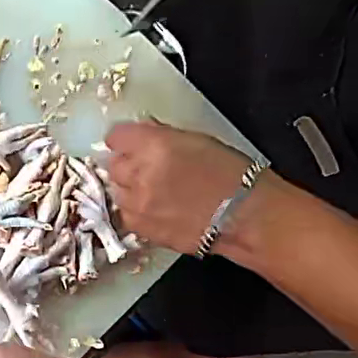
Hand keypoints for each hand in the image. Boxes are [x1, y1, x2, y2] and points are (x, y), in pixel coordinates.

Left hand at [104, 121, 263, 254]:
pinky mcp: (138, 225)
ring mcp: (136, 202)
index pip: (117, 137)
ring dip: (129, 188)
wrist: (244, 217)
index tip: (128, 143)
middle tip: (145, 169)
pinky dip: (134, 210)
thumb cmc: (232, 175)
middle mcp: (139, 173)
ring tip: (154, 191)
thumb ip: (163, 136)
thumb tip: (145, 132)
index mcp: (156, 146)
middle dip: (126, 164)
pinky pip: (124, 213)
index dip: (123, 140)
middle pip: (113, 165)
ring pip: (116, 190)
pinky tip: (156, 209)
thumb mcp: (199, 141)